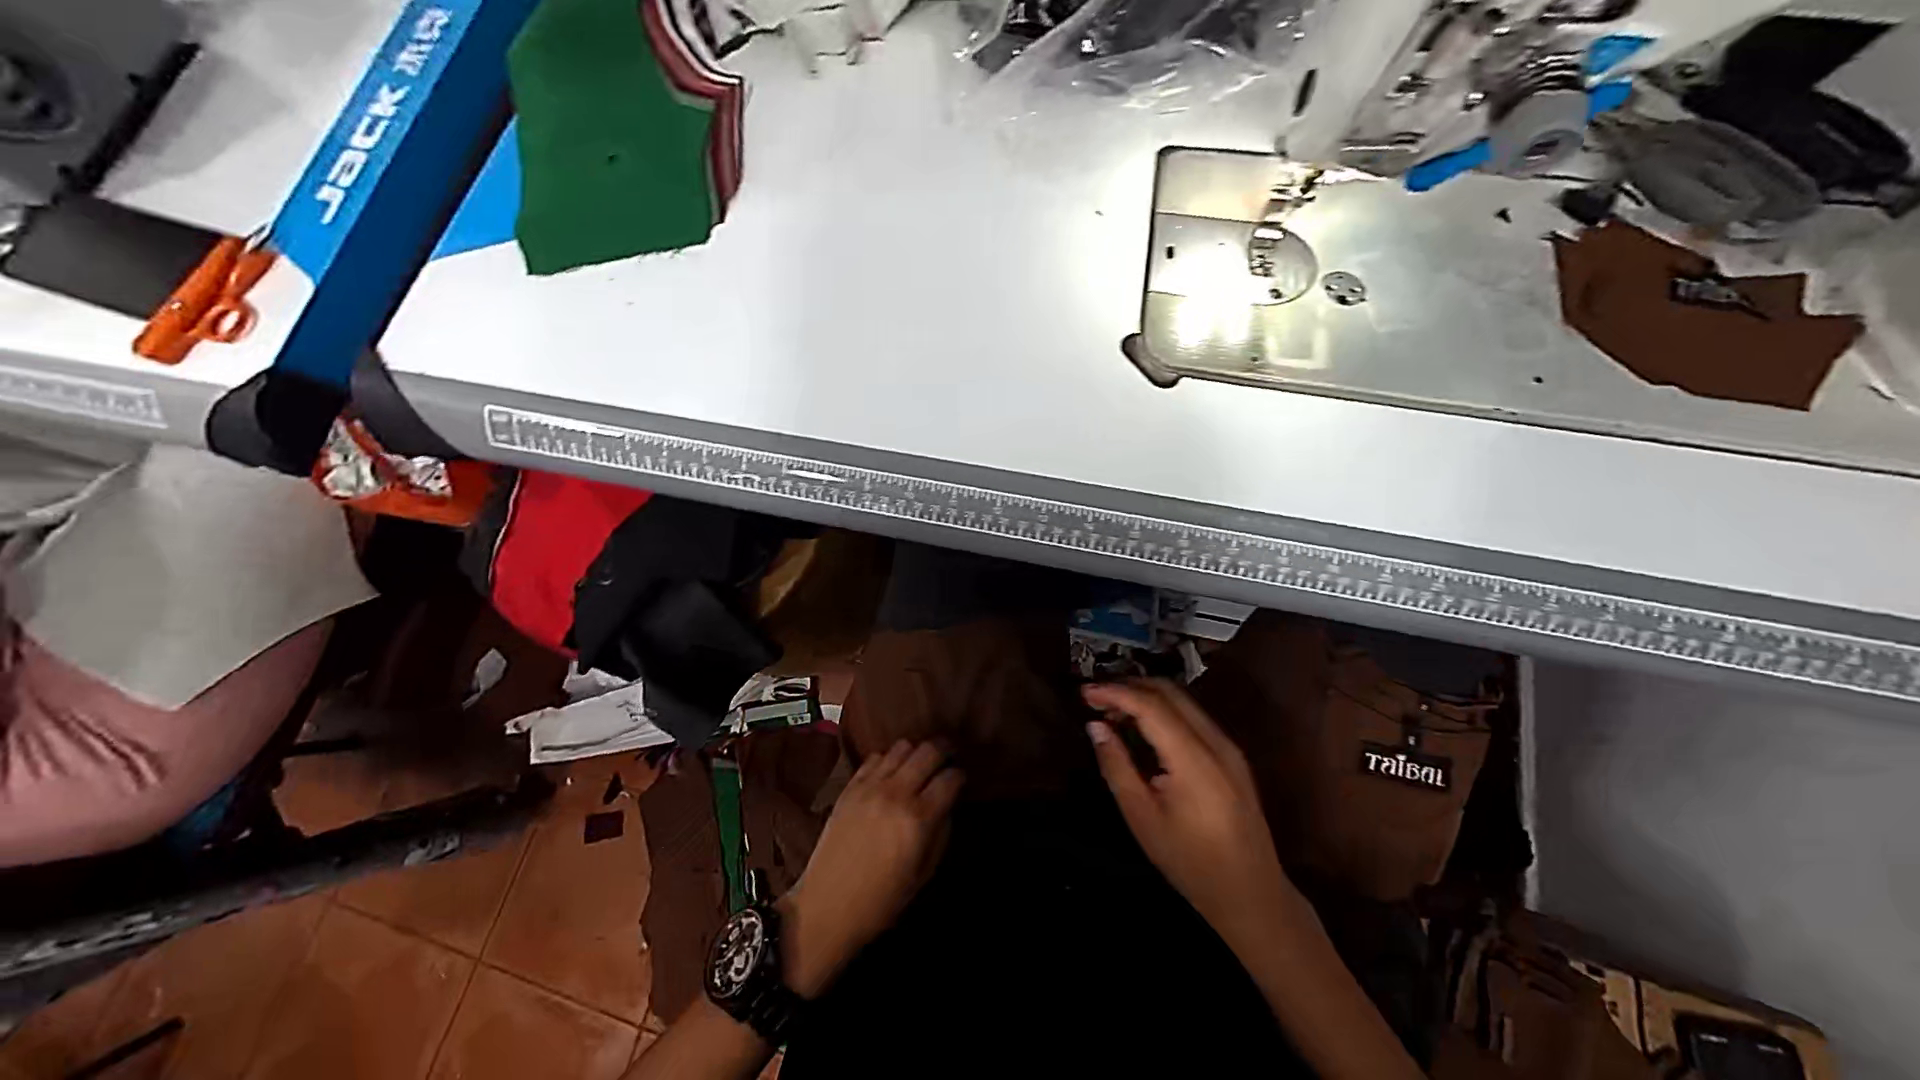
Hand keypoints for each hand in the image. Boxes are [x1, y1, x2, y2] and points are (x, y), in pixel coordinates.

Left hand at [777, 741, 963, 997]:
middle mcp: (895, 794)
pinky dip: (889, 759)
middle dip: (944, 750)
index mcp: (918, 819)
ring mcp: (869, 787)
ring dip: (916, 752)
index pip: (950, 778)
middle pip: (928, 750)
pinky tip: (891, 774)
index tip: (961, 780)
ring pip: (902, 746)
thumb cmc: (881, 900)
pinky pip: (875, 757)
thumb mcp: (923, 874)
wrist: (827, 906)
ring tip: (919, 764)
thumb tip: (947, 805)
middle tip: (948, 757)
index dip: (961, 775)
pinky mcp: (849, 788)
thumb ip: (941, 833)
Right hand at [1083, 680, 1296, 948]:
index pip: (1151, 705)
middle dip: (1129, 686)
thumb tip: (1095, 726)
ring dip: (1146, 697)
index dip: (1115, 692)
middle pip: (1170, 692)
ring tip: (1113, 712)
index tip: (1083, 692)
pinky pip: (1194, 717)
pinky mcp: (1232, 756)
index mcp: (1194, 759)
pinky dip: (1164, 711)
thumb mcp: (1142, 818)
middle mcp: (1217, 742)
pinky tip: (1143, 728)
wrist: (1251, 894)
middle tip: (1096, 699)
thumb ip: (1117, 766)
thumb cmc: (1190, 862)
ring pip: (1183, 701)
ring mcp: (1229, 747)